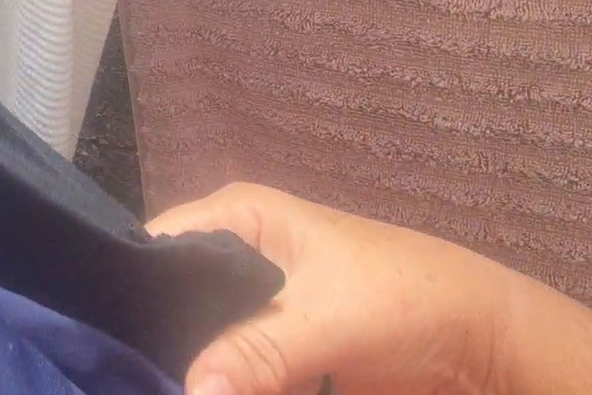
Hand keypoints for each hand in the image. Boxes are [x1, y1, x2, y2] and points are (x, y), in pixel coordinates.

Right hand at [147, 184, 507, 394]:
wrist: (480, 340)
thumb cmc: (397, 298)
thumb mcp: (323, 319)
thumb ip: (255, 353)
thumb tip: (188, 393)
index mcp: (238, 215)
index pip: (163, 241)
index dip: (137, 284)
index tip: (111, 337)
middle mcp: (237, 249)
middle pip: (176, 290)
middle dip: (159, 335)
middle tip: (130, 377)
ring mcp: (256, 297)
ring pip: (202, 330)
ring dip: (190, 364)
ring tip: (152, 389)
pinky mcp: (276, 340)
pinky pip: (233, 361)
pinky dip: (221, 383)